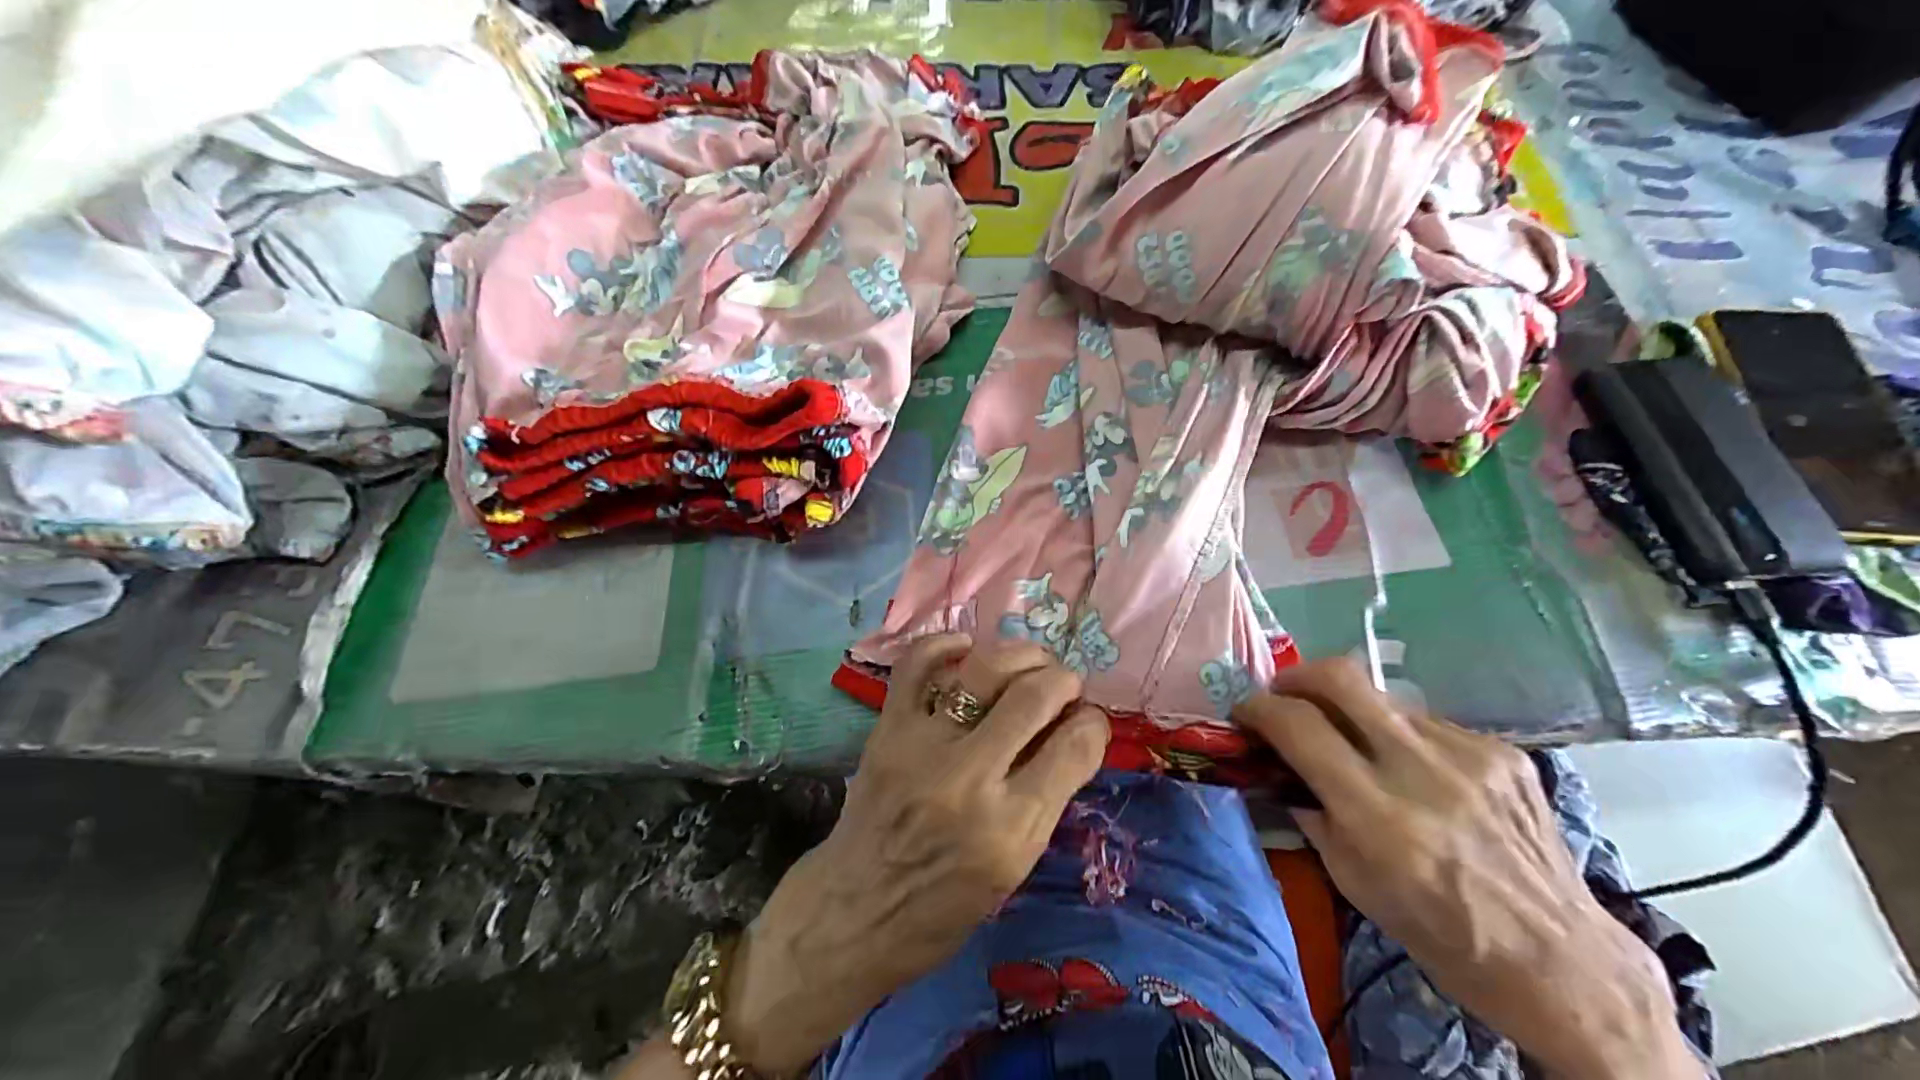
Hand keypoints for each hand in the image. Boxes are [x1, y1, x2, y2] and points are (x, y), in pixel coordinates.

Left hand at [722, 637, 1108, 1072]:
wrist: (855, 910)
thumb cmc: (942, 906)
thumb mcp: (1013, 868)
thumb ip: (1044, 799)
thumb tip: (1072, 733)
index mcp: (1010, 829)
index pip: (1073, 748)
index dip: (1093, 723)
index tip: (1090, 719)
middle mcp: (970, 779)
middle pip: (1034, 696)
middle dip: (1063, 680)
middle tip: (1065, 684)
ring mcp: (923, 746)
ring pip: (983, 670)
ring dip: (1020, 655)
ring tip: (1030, 661)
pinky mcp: (888, 729)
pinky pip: (916, 665)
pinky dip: (944, 645)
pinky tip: (966, 648)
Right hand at [1234, 659, 1702, 1079]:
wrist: (1557, 959)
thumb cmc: (1438, 931)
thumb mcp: (1351, 879)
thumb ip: (1310, 809)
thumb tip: (1277, 764)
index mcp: (1378, 816)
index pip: (1299, 726)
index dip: (1259, 708)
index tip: (1244, 712)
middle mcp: (1423, 772)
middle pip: (1341, 678)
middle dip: (1297, 676)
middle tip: (1283, 694)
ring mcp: (1470, 755)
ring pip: (1384, 698)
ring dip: (1351, 711)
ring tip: (1353, 744)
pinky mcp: (1504, 752)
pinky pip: (1428, 723)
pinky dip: (1401, 737)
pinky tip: (1413, 771)